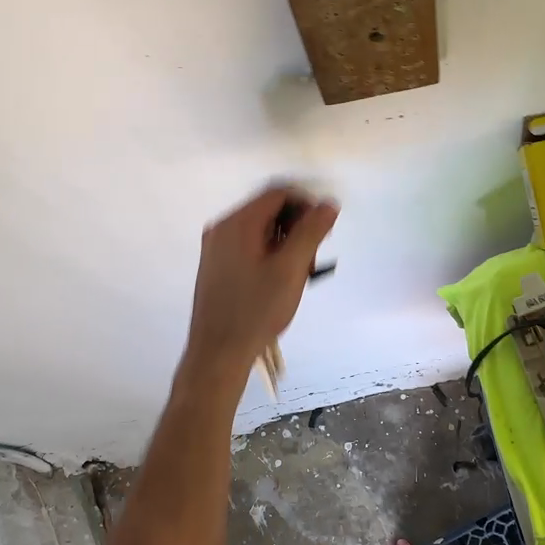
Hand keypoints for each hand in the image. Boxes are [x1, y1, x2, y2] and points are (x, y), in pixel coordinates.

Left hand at [184, 184, 338, 375]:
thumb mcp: (290, 270)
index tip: (325, 230)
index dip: (307, 204)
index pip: (278, 193)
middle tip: (313, 258)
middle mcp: (222, 228)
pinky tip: (280, 280)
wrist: (219, 351)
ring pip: (260, 229)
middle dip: (297, 226)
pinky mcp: (217, 265)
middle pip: (269, 209)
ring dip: (286, 242)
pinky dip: (270, 253)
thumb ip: (311, 233)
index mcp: (238, 223)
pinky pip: (249, 245)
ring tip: (299, 273)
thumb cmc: (256, 311)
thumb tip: (328, 205)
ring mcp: (216, 247)